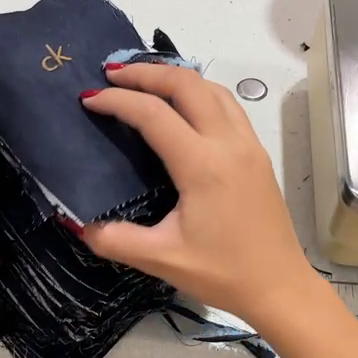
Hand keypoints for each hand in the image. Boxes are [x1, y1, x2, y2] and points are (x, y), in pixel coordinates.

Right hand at [78, 63, 321, 325]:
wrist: (280, 286)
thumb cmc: (222, 273)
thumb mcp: (161, 260)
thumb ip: (114, 239)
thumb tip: (77, 222)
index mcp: (202, 166)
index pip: (153, 114)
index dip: (117, 100)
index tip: (88, 98)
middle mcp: (228, 144)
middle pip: (187, 84)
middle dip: (146, 72)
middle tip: (112, 73)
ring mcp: (248, 145)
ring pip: (212, 88)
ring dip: (175, 77)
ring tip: (143, 82)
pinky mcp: (257, 154)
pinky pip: (227, 105)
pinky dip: (199, 92)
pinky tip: (182, 106)